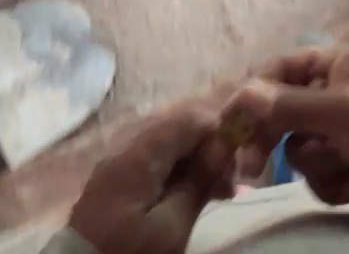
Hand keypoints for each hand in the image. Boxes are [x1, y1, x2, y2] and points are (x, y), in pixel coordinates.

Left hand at [67, 103, 235, 253]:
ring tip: (214, 193)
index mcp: (138, 154)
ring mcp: (115, 165)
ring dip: (193, 162)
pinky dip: (174, 172)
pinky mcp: (112, 183)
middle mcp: (124, 148)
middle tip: (228, 186)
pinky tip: (186, 196)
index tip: (236, 167)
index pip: (189, 118)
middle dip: (208, 149)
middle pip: (177, 129)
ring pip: (166, 145)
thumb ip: (197, 182)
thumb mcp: (171, 229)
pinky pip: (151, 162)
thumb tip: (224, 144)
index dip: (218, 134)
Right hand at [223, 46, 348, 206]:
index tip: (229, 122)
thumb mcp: (341, 111)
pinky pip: (321, 175)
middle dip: (274, 143)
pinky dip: (338, 183)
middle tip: (251, 171)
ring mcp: (340, 131)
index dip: (253, 94)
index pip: (280, 70)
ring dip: (321, 166)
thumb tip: (243, 93)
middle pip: (282, 115)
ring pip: (300, 151)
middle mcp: (332, 93)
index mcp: (333, 65)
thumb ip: (290, 105)